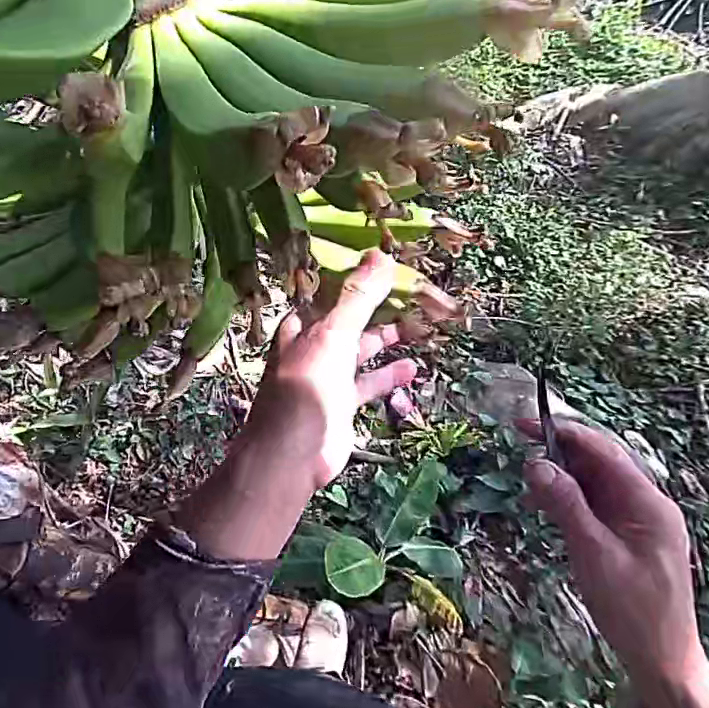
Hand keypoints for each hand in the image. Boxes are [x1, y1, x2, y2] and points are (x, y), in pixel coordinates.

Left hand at [175, 251, 419, 560]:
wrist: (291, 453)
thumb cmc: (307, 386)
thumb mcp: (334, 335)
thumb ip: (359, 297)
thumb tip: (382, 254)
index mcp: (303, 325)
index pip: (329, 292)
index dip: (353, 279)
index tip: (383, 266)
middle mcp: (313, 347)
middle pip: (349, 321)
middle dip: (377, 311)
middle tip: (410, 298)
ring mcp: (328, 376)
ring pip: (361, 352)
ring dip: (386, 342)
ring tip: (417, 330)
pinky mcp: (341, 404)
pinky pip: (369, 384)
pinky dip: (388, 376)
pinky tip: (411, 369)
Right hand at [520, 418, 708, 707]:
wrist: (665, 665)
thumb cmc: (634, 612)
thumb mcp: (594, 556)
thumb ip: (566, 506)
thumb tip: (535, 464)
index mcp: (649, 501)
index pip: (604, 451)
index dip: (564, 433)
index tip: (525, 425)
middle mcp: (647, 503)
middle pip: (601, 463)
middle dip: (561, 453)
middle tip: (521, 448)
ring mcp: (640, 521)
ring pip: (597, 484)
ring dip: (564, 478)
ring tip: (529, 482)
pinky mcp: (630, 537)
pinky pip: (598, 507)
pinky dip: (571, 502)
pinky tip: (547, 506)